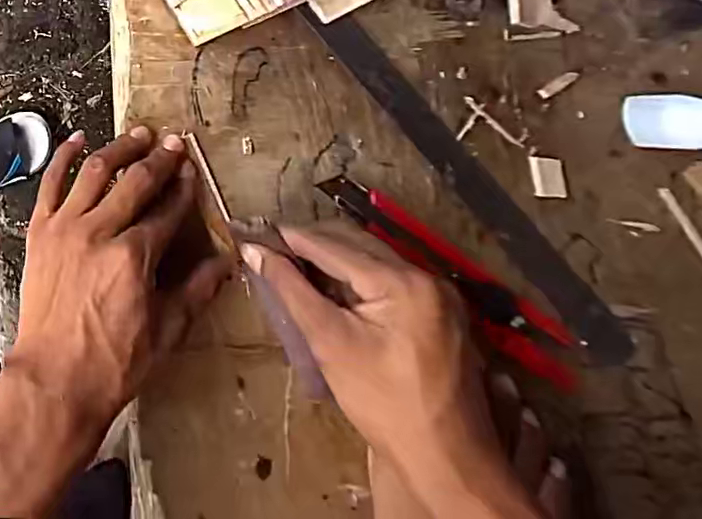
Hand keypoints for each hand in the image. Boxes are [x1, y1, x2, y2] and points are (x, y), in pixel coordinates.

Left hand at [7, 126, 237, 434]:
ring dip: (118, 149)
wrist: (54, 376)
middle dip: (158, 160)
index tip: (192, 172)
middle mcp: (98, 232)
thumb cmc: (113, 361)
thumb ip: (196, 290)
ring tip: (137, 134)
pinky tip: (77, 139)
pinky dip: (63, 157)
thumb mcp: (166, 331)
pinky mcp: (39, 229)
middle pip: (133, 183)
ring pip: (93, 172)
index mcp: (133, 257)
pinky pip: (49, 182)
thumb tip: (226, 262)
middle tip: (173, 143)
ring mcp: (64, 226)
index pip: (166, 211)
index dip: (183, 189)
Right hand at [243, 225, 538, 517]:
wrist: (449, 466)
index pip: (330, 243)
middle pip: (353, 242)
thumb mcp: (328, 341)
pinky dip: (354, 275)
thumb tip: (253, 249)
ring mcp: (439, 295)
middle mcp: (425, 277)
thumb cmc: (384, 403)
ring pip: (370, 256)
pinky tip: (329, 289)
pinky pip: (387, 276)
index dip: (287, 238)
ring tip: (292, 268)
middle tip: (268, 251)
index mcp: (401, 282)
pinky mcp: (440, 313)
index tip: (252, 235)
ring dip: (330, 257)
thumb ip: (289, 288)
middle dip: (308, 243)